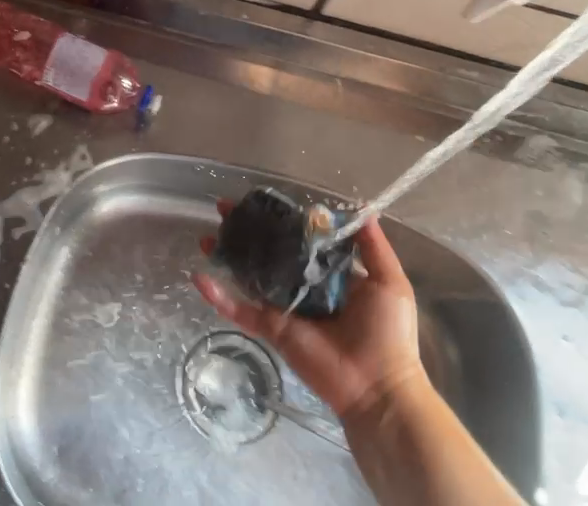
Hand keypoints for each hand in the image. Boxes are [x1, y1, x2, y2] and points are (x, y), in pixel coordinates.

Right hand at [193, 204, 426, 422]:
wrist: (378, 386)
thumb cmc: (387, 332)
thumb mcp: (388, 281)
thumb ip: (373, 246)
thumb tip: (361, 207)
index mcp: (330, 274)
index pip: (300, 239)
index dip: (280, 218)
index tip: (262, 200)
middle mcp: (303, 286)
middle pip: (268, 252)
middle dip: (245, 231)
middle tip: (223, 209)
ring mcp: (284, 307)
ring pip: (249, 275)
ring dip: (226, 256)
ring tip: (206, 237)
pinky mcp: (272, 327)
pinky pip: (240, 310)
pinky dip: (218, 296)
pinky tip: (199, 277)